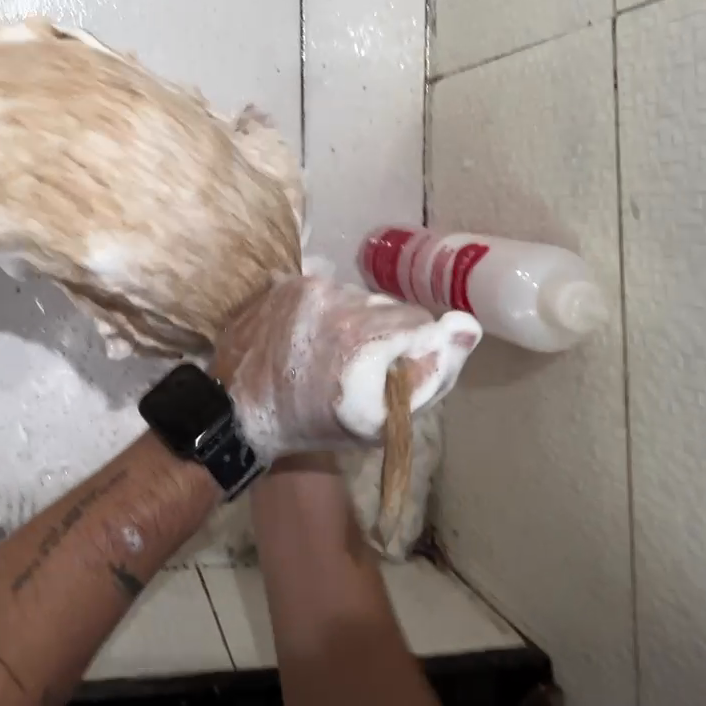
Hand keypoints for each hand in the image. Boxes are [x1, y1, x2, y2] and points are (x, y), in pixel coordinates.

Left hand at [213, 276, 481, 461]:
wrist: (238, 409)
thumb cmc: (312, 423)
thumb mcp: (381, 420)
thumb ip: (432, 374)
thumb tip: (467, 327)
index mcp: (364, 333)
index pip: (420, 322)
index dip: (414, 350)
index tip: (391, 371)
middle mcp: (338, 298)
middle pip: (388, 306)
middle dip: (384, 334)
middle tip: (357, 366)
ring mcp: (306, 285)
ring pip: (357, 296)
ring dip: (353, 320)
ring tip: (329, 352)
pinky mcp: (284, 282)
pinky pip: (326, 288)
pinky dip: (325, 310)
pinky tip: (310, 335)